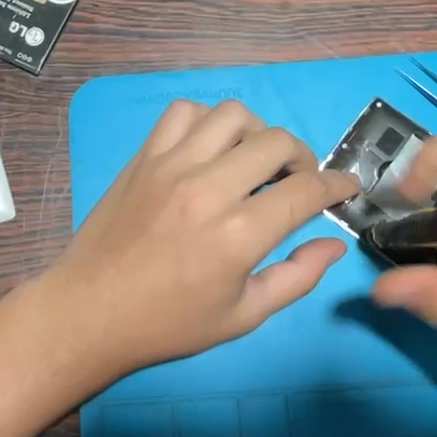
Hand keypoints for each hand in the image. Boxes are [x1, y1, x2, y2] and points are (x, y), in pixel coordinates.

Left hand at [42, 100, 359, 380]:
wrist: (90, 312)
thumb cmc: (169, 323)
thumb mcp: (243, 316)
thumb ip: (297, 277)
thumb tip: (334, 243)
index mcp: (239, 235)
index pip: (306, 189)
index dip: (337, 184)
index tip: (346, 187)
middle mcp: (208, 189)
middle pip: (276, 142)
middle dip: (303, 157)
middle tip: (297, 180)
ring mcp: (171, 166)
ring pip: (232, 115)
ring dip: (257, 133)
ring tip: (253, 160)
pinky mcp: (144, 157)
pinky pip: (183, 112)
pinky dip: (207, 121)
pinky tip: (209, 148)